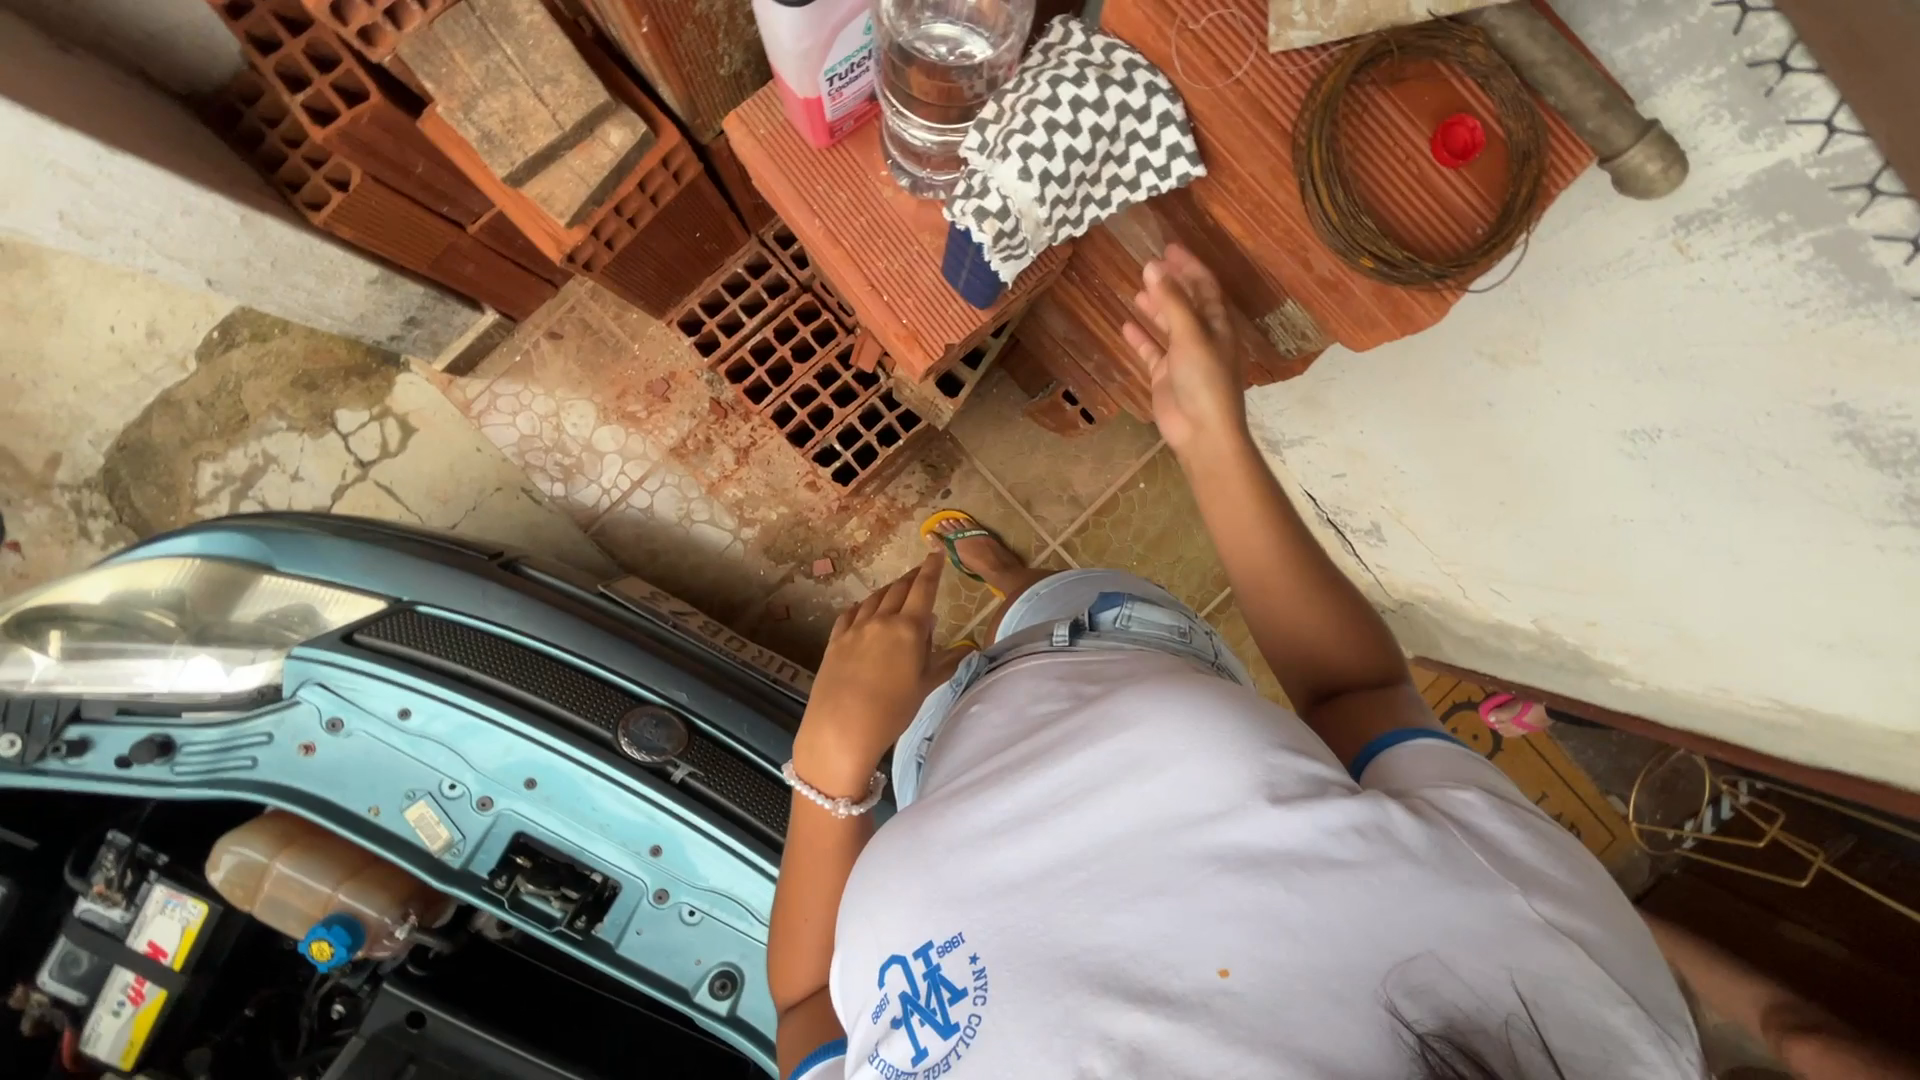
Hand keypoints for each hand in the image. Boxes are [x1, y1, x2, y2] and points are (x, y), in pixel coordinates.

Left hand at [792, 553, 964, 797]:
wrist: (841, 729)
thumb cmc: (892, 711)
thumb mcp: (926, 687)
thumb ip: (944, 661)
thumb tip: (963, 645)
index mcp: (908, 628)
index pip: (923, 589)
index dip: (932, 569)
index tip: (936, 552)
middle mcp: (881, 620)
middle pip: (899, 589)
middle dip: (912, 577)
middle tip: (921, 571)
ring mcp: (855, 629)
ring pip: (874, 599)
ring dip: (888, 590)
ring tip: (897, 590)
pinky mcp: (834, 641)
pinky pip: (850, 614)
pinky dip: (862, 607)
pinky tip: (864, 610)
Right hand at [1121, 244, 1249, 459]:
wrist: (1202, 431)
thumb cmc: (1205, 380)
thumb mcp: (1190, 335)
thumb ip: (1172, 301)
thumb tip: (1152, 267)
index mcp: (1218, 324)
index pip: (1204, 286)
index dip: (1188, 266)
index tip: (1167, 248)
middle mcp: (1203, 337)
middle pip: (1186, 303)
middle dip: (1169, 284)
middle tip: (1148, 266)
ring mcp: (1183, 358)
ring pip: (1167, 326)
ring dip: (1154, 308)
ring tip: (1136, 291)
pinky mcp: (1166, 377)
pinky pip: (1152, 352)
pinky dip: (1140, 339)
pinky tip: (1125, 326)